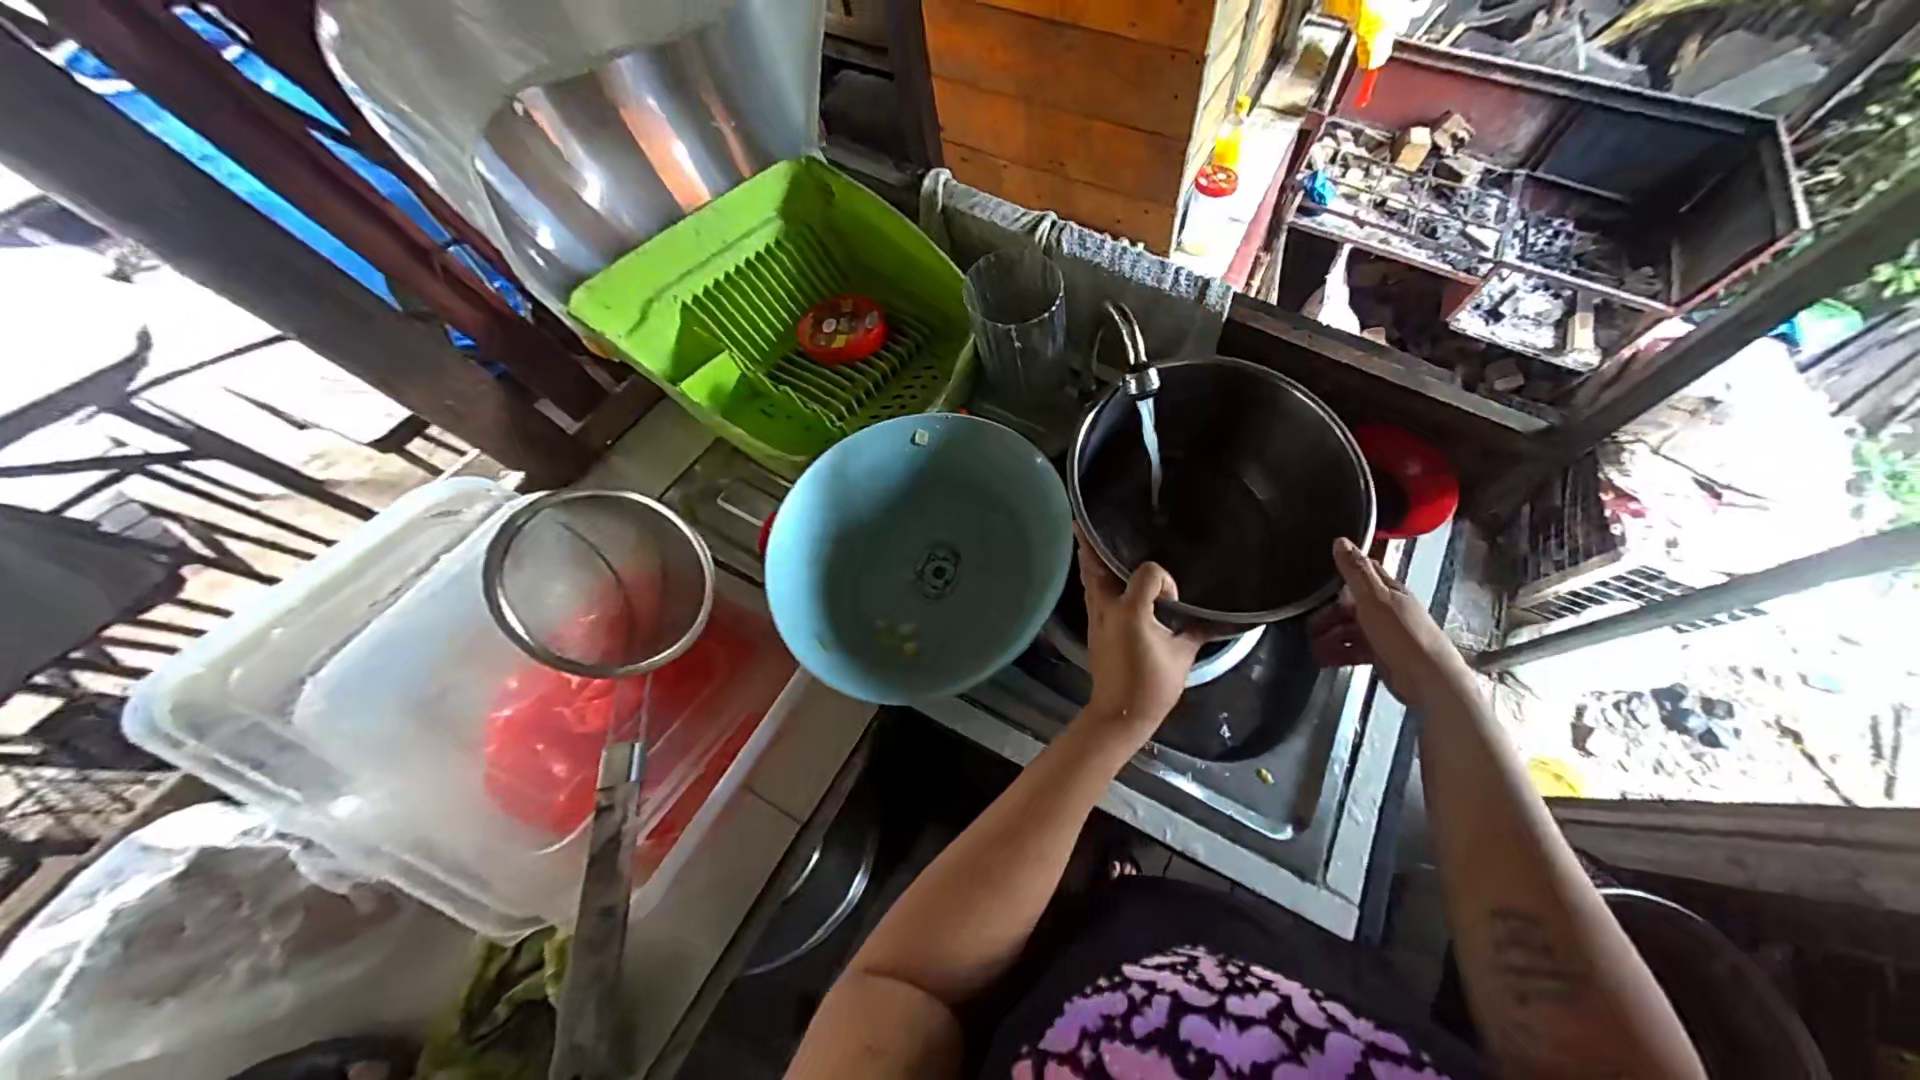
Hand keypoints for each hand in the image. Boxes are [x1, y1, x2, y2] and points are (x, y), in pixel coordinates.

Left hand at [1076, 528, 1205, 734]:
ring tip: (1083, 536)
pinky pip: (1090, 593)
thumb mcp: (1181, 655)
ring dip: (1088, 559)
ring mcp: (1095, 617)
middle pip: (1096, 566)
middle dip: (1090, 544)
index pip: (1149, 573)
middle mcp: (1107, 607)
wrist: (1120, 713)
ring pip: (1089, 579)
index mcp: (1132, 610)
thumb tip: (1216, 621)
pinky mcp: (1093, 627)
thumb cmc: (1152, 685)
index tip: (1174, 600)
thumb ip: (1197, 632)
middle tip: (1082, 520)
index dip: (1165, 581)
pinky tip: (1096, 573)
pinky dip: (1092, 578)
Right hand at [1309, 537, 1473, 711]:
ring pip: (1350, 629)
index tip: (1318, 575)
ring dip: (1330, 637)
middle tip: (1309, 625)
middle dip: (1328, 615)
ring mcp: (1386, 633)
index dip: (1342, 571)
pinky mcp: (1383, 656)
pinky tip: (1326, 659)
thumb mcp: (1375, 599)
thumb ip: (1355, 571)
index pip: (1364, 572)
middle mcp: (1388, 609)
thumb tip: (1340, 541)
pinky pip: (1354, 649)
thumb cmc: (1403, 636)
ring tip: (1314, 648)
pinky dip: (1339, 653)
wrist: (1429, 681)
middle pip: (1351, 605)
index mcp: (1390, 591)